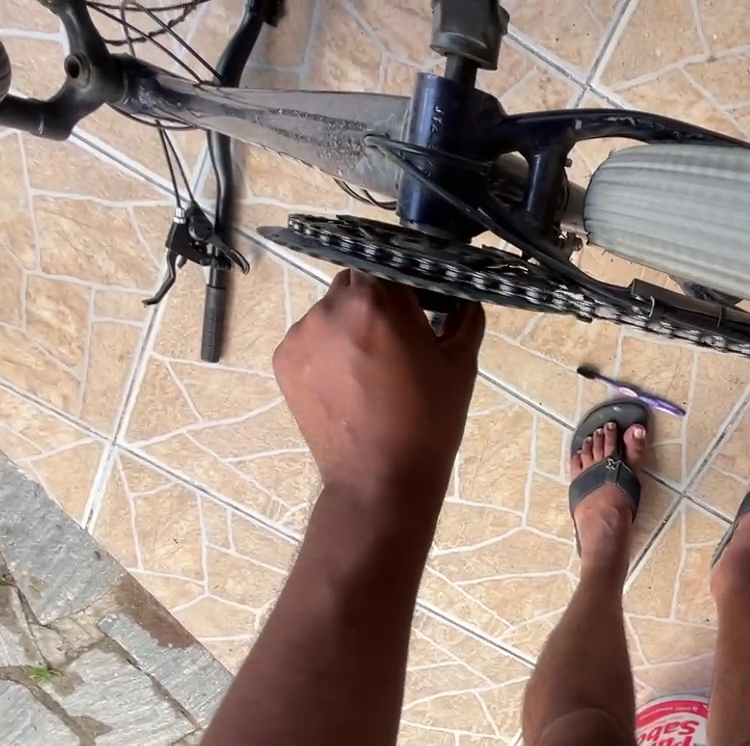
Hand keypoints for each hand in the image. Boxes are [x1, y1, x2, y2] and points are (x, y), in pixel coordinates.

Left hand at [273, 271, 485, 497]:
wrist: (381, 479)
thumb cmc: (429, 422)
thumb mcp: (461, 368)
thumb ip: (465, 321)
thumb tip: (464, 301)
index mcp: (379, 301)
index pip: (389, 262)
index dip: (405, 280)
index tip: (420, 303)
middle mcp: (332, 306)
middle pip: (356, 283)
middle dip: (377, 303)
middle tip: (399, 342)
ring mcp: (302, 334)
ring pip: (330, 312)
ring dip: (350, 327)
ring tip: (372, 372)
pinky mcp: (284, 361)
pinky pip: (310, 340)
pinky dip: (328, 352)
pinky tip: (348, 385)